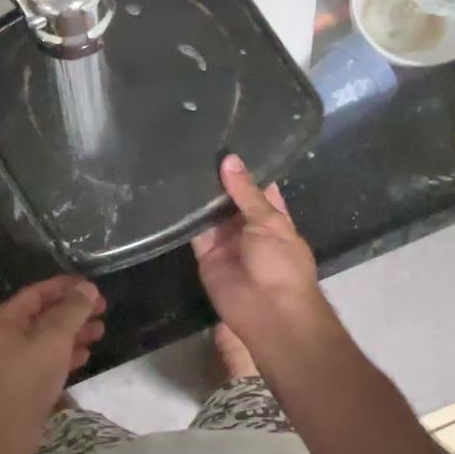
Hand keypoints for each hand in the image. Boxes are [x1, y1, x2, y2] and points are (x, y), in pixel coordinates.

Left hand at [0, 275, 105, 453]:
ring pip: (46, 338)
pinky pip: (45, 359)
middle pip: (42, 315)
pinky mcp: (20, 382)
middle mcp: (3, 337)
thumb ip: (71, 311)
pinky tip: (86, 355)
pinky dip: (65, 354)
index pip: (36, 293)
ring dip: (73, 332)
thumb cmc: (27, 379)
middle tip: (102, 308)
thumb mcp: (53, 339)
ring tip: (101, 330)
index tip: (91, 285)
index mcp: (4, 320)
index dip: (65, 286)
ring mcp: (10, 361)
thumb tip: (87, 287)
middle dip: (73, 311)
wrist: (5, 435)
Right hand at [191, 155, 327, 343]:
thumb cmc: (281, 263)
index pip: (258, 188)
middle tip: (197, 147)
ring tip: (182, 163)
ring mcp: (226, 243)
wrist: (269, 311)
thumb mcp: (269, 221)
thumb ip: (246, 192)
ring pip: (210, 215)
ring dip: (200, 197)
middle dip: (218, 180)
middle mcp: (248, 228)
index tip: (228, 142)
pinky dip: (186, 218)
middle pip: (230, 200)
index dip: (245, 169)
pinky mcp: (206, 257)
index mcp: (273, 219)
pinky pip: (194, 234)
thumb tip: (230, 160)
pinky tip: (173, 193)